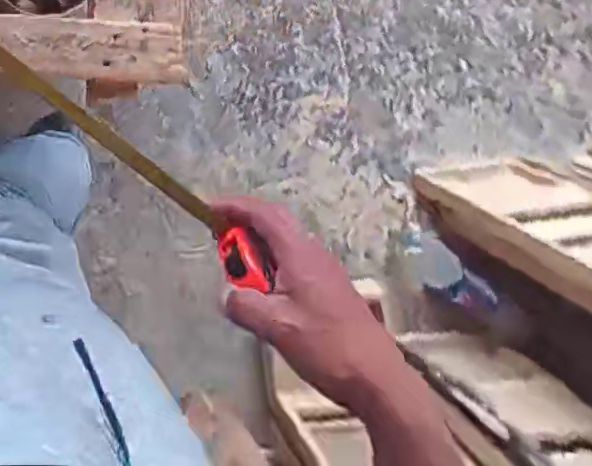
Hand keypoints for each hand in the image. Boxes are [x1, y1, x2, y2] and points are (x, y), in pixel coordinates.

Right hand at [214, 197, 412, 413]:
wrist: (383, 385)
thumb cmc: (328, 348)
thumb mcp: (276, 327)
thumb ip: (242, 305)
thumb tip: (226, 295)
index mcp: (299, 254)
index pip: (262, 213)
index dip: (233, 205)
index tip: (208, 210)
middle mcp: (314, 254)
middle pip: (274, 220)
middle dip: (243, 222)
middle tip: (221, 238)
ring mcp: (326, 271)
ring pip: (284, 242)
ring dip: (258, 246)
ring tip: (240, 270)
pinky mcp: (332, 289)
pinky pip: (294, 260)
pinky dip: (272, 263)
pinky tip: (267, 292)